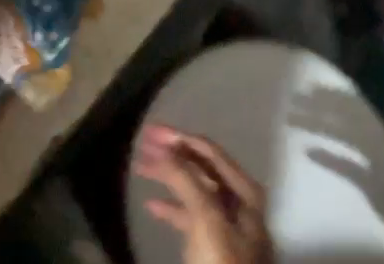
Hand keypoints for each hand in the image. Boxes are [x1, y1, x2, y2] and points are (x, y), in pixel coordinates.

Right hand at [133, 126, 272, 263]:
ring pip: (193, 191)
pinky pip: (190, 217)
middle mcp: (238, 203)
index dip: (180, 138)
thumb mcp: (206, 218)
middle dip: (172, 155)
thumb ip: (186, 180)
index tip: (150, 132)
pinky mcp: (214, 246)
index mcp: (244, 192)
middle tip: (142, 144)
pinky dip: (170, 207)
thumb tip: (165, 146)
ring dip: (167, 178)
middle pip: (201, 169)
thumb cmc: (223, 262)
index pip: (209, 152)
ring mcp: (227, 225)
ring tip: (140, 168)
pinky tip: (151, 205)